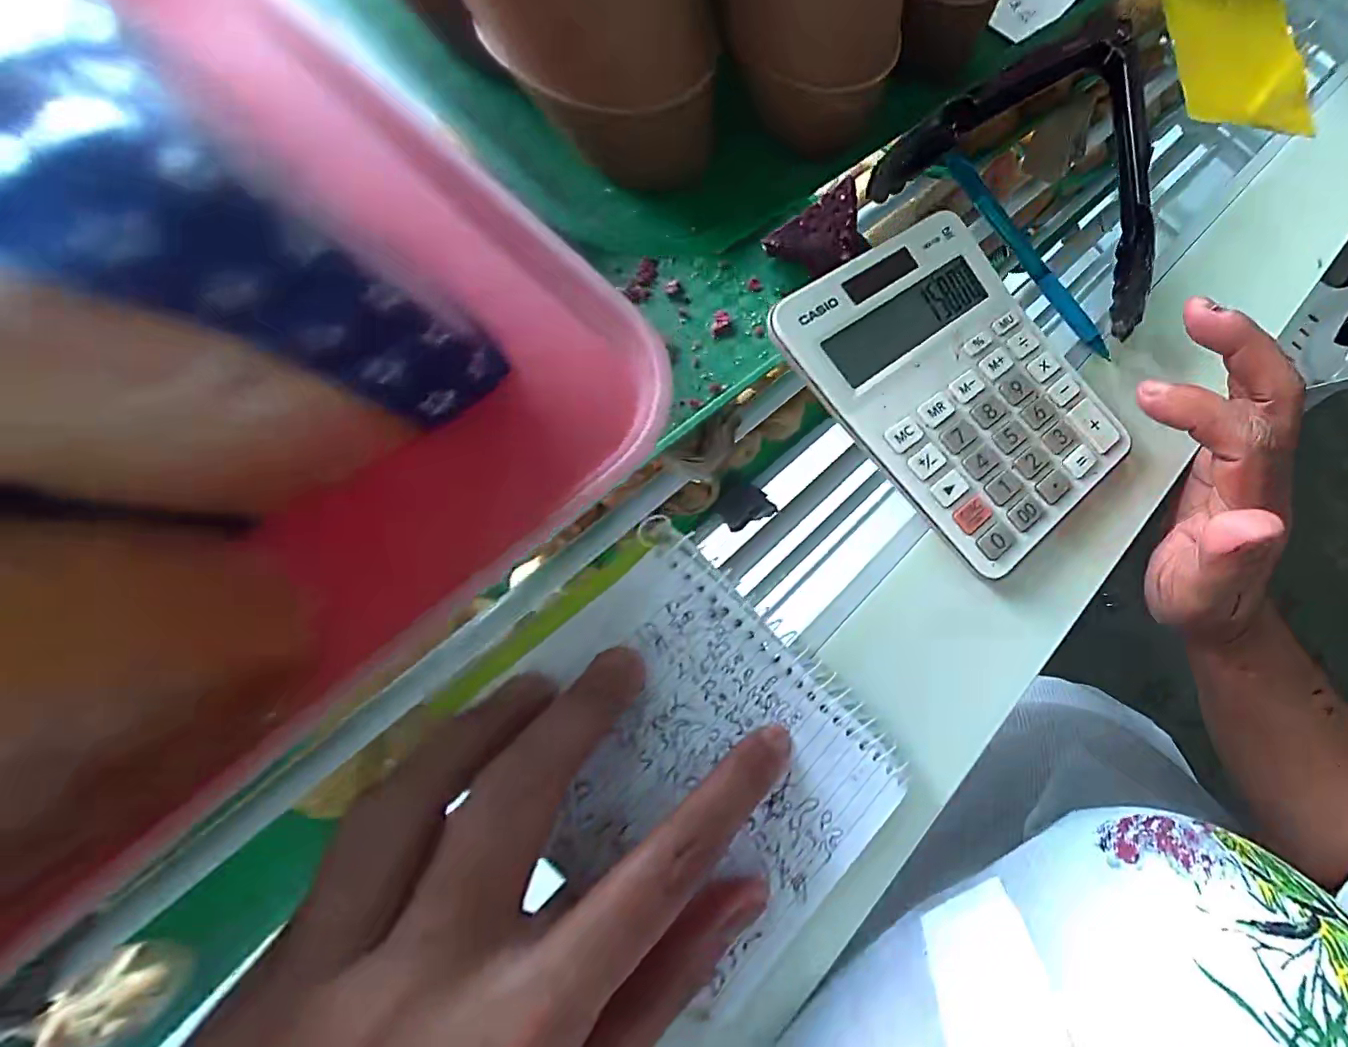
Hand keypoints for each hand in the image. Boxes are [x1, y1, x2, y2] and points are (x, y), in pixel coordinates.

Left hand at [194, 647, 789, 1046]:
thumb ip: (659, 989)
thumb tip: (744, 888)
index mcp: (524, 1025)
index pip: (654, 880)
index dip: (722, 799)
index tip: (767, 740)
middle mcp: (424, 981)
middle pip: (511, 804)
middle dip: (576, 719)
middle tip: (617, 665)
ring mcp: (321, 979)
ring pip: (404, 804)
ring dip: (479, 727)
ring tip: (531, 686)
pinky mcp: (252, 984)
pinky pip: (345, 852)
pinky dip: (411, 788)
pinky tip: (447, 766)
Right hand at [1137, 298, 1304, 645]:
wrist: (1221, 613)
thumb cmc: (1205, 604)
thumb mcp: (1203, 595)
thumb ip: (1227, 565)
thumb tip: (1261, 524)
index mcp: (1251, 497)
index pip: (1243, 433)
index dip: (1201, 407)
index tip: (1150, 398)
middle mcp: (1262, 469)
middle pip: (1275, 394)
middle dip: (1244, 347)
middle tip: (1198, 313)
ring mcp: (1254, 459)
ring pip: (1265, 389)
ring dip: (1239, 345)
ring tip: (1198, 314)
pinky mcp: (1235, 455)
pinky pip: (1243, 398)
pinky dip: (1229, 363)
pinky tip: (1202, 346)